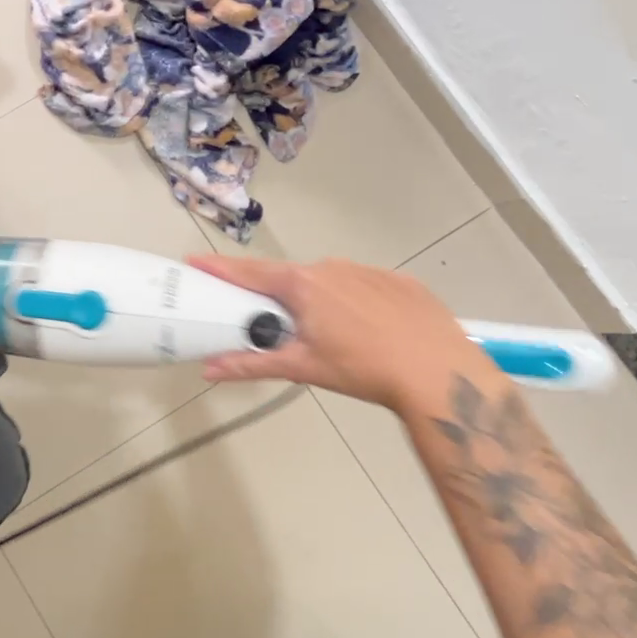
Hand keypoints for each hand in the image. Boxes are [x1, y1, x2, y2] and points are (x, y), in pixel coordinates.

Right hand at [186, 254, 486, 412]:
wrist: (441, 375)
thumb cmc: (364, 370)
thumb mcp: (302, 368)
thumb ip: (251, 365)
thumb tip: (208, 371)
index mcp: (302, 285)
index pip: (248, 272)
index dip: (219, 268)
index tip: (195, 261)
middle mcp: (331, 267)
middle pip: (287, 276)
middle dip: (272, 293)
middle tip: (264, 316)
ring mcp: (369, 271)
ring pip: (327, 281)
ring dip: (315, 298)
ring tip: (324, 331)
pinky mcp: (401, 281)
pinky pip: (363, 285)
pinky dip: (352, 300)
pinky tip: (364, 327)